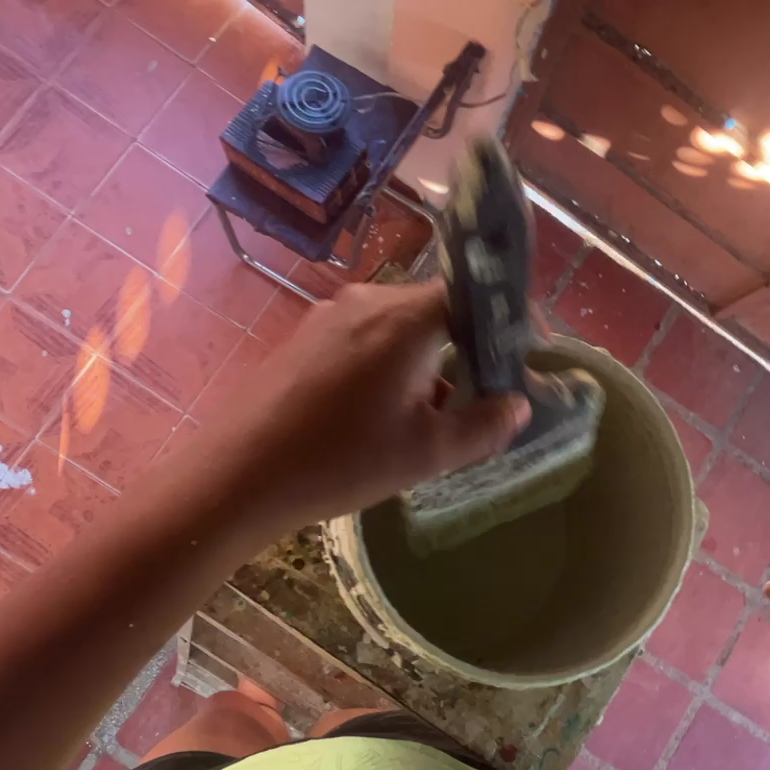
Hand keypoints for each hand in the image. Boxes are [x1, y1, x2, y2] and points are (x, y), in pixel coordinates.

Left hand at [211, 280, 528, 527]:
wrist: (240, 474)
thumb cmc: (342, 461)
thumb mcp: (427, 453)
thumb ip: (484, 426)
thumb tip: (517, 405)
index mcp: (407, 319)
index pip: (475, 295)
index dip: (509, 321)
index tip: (529, 355)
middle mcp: (369, 301)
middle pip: (438, 310)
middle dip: (469, 349)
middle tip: (482, 398)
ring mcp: (331, 317)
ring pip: (401, 327)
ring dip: (429, 362)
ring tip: (432, 417)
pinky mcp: (306, 338)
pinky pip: (367, 339)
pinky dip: (393, 365)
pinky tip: (383, 413)